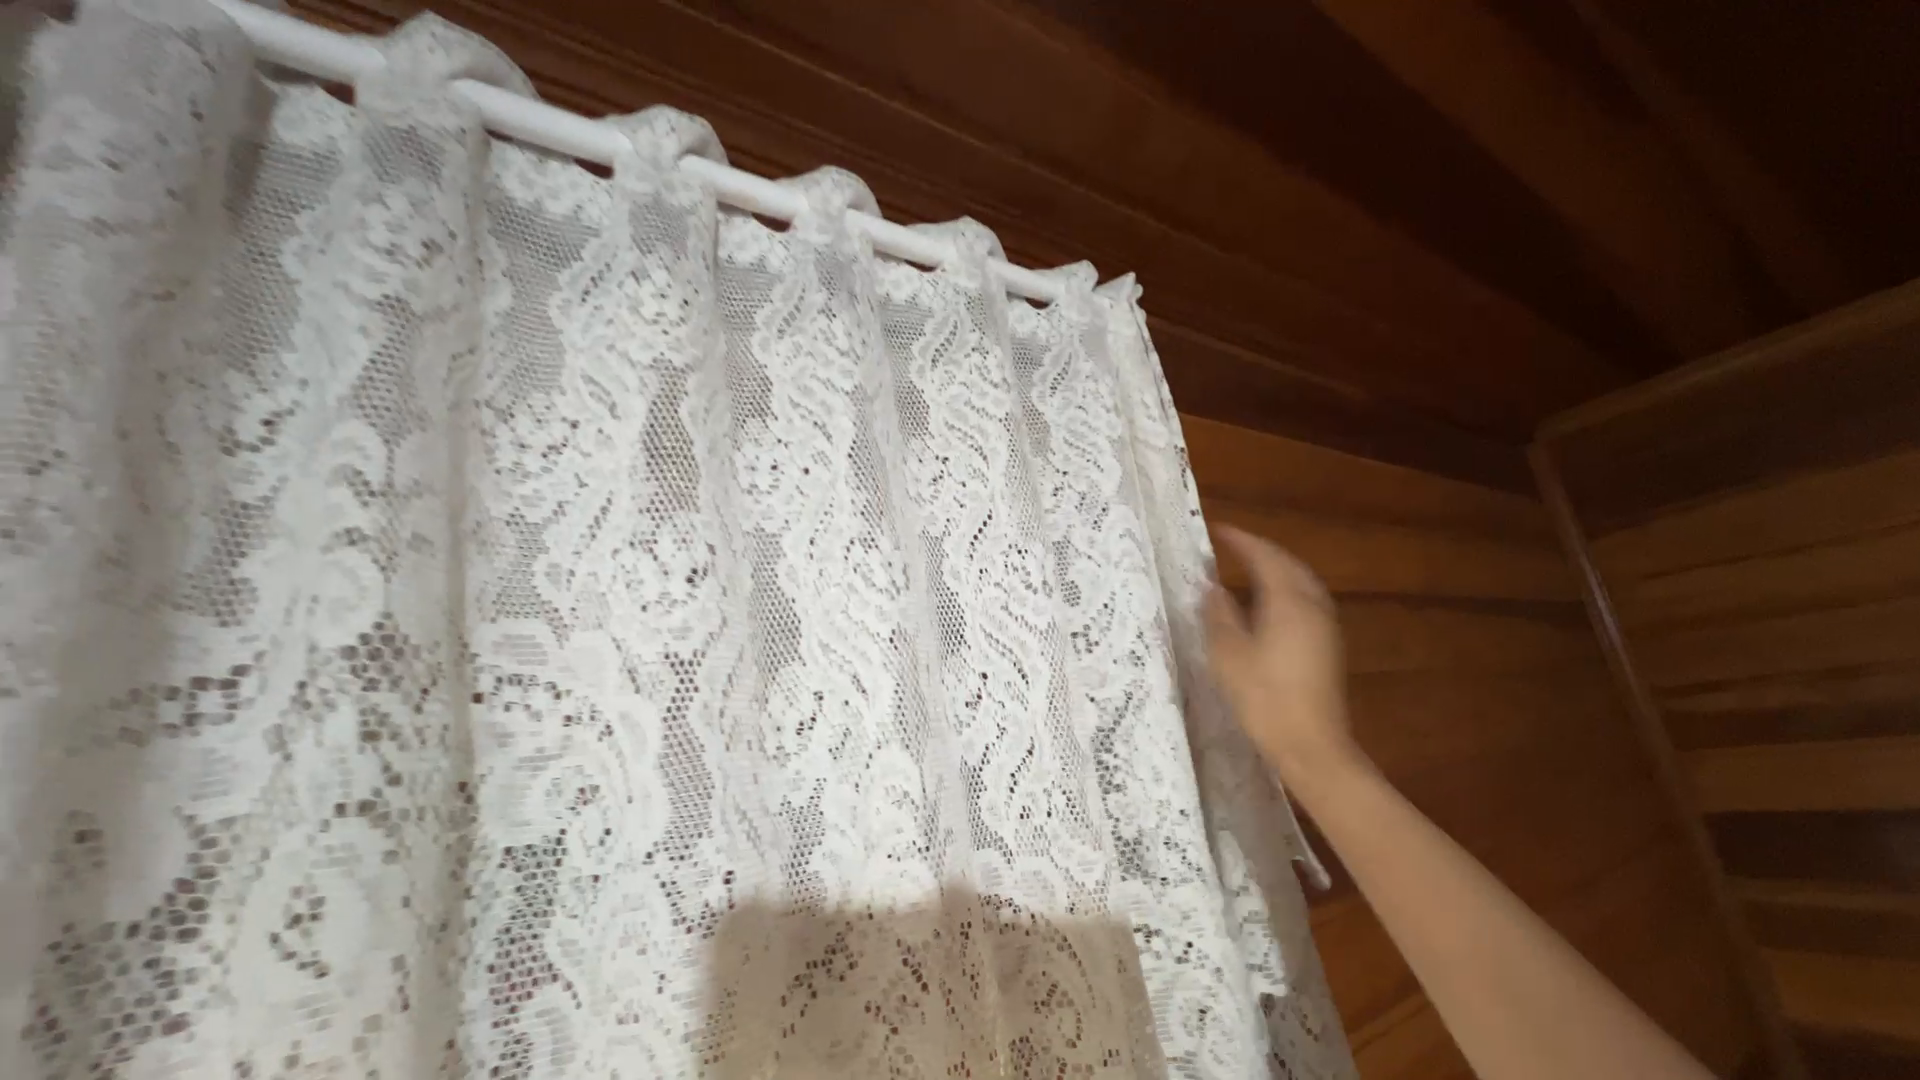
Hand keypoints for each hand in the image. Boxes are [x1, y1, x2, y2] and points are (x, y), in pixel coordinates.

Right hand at [1204, 524, 1364, 782]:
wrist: (1311, 745)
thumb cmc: (1264, 698)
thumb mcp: (1228, 655)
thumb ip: (1219, 615)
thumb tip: (1212, 588)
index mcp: (1287, 601)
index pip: (1264, 557)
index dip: (1241, 540)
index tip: (1218, 530)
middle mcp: (1312, 606)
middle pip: (1289, 565)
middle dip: (1262, 551)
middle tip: (1234, 546)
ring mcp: (1325, 626)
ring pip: (1302, 582)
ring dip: (1277, 569)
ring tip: (1249, 568)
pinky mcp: (1328, 646)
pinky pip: (1307, 601)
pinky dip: (1286, 589)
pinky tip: (1270, 604)